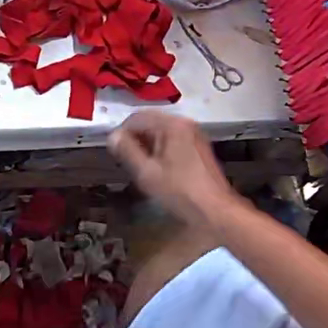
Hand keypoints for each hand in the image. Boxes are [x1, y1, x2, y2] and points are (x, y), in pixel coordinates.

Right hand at [108, 110, 243, 225]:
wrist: (215, 210)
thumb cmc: (179, 191)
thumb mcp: (146, 172)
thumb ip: (127, 151)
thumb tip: (112, 136)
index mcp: (171, 124)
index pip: (137, 118)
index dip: (121, 133)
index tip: (114, 152)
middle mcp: (185, 123)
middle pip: (150, 122)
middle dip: (136, 139)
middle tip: (126, 161)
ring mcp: (194, 134)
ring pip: (162, 132)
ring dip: (148, 145)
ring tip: (141, 166)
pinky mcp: (199, 146)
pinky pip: (173, 139)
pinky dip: (161, 149)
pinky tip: (158, 168)